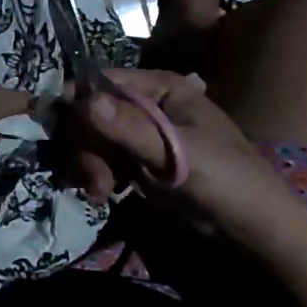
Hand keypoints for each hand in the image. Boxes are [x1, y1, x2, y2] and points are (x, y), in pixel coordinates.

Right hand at [66, 69, 286, 231]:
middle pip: (91, 113)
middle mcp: (146, 105)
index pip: (103, 82)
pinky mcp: (135, 161)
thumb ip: (130, 127)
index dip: (77, 103)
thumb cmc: (223, 178)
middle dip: (85, 145)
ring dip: (87, 165)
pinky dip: (94, 176)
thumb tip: (84, 100)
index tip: (60, 131)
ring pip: (91, 139)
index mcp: (162, 88)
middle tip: (92, 179)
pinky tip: (101, 196)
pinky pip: (100, 159)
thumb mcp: (176, 152)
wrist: (246, 224)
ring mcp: (139, 134)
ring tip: (99, 192)